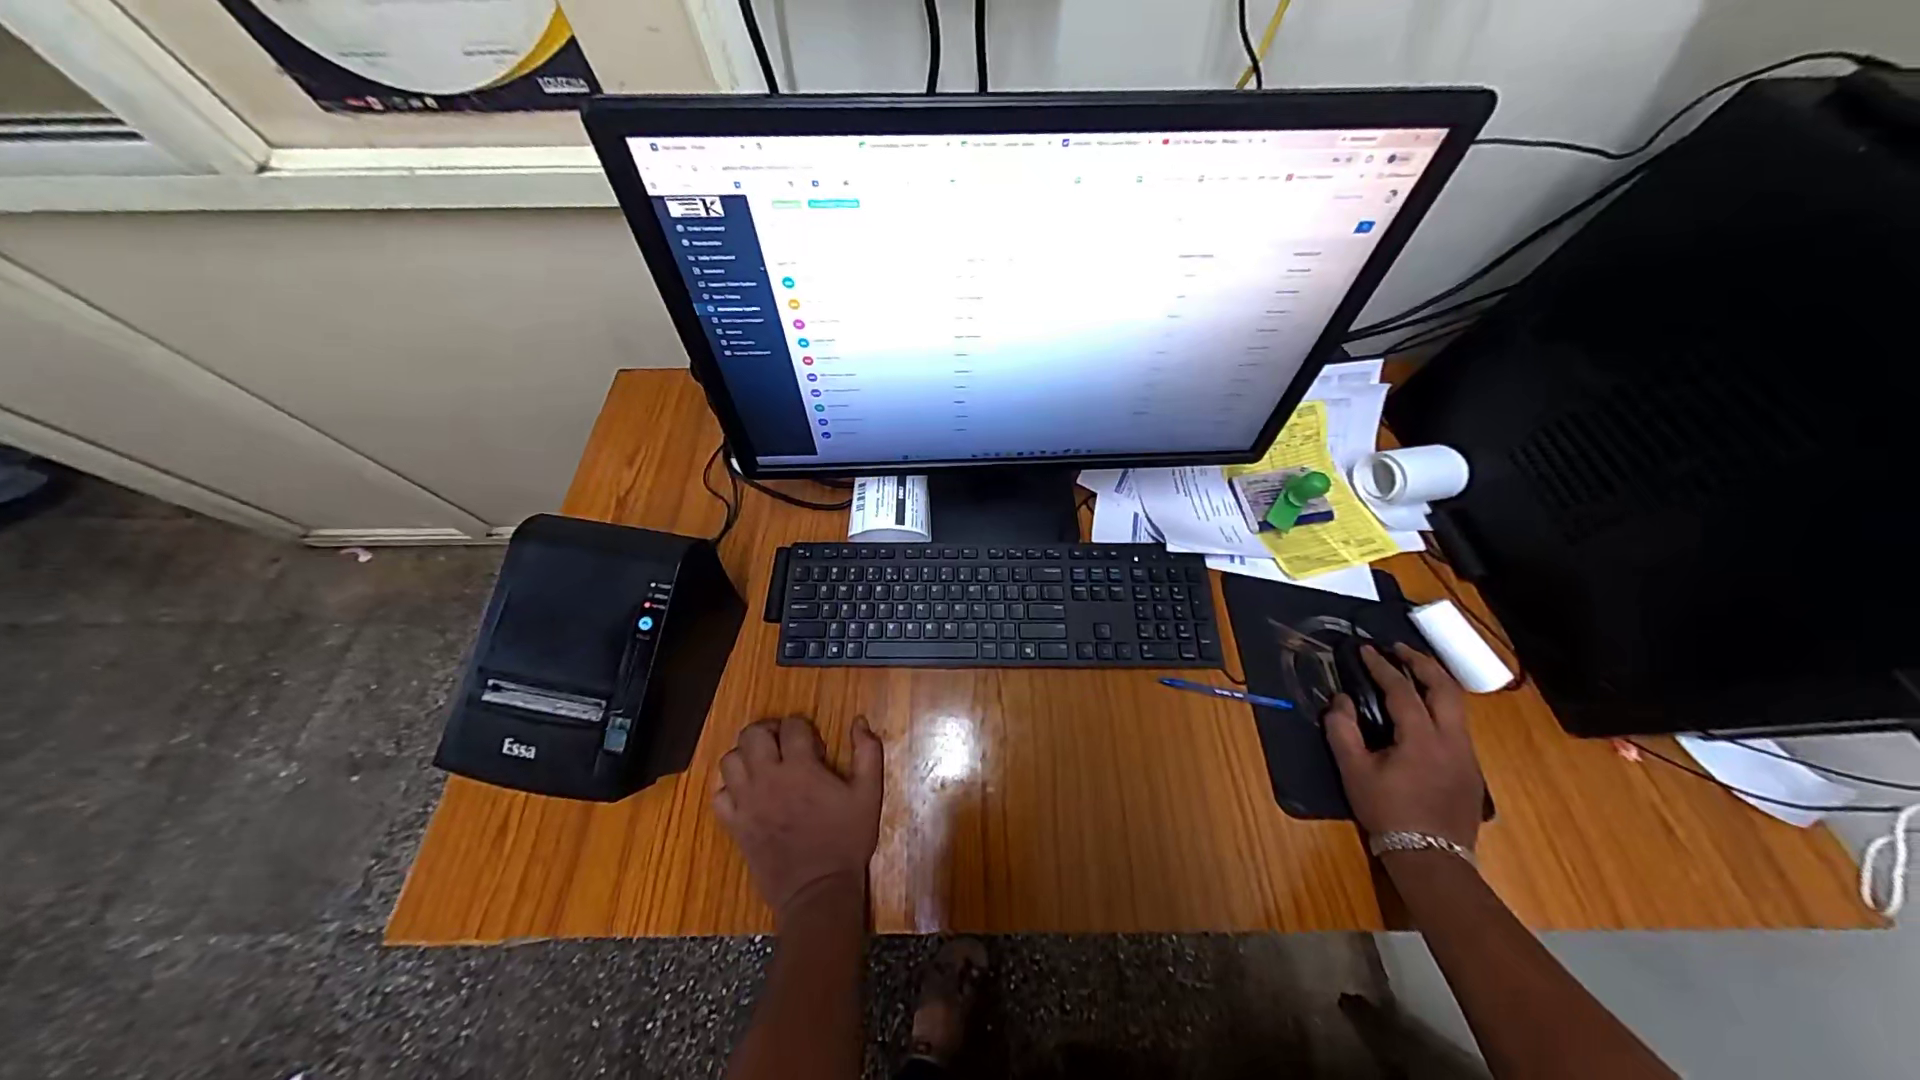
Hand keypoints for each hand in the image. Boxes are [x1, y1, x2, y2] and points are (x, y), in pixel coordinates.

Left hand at [714, 715, 884, 921]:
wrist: (818, 890)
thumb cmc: (846, 841)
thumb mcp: (868, 794)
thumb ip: (867, 753)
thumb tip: (859, 722)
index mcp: (800, 767)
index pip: (792, 725)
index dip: (803, 727)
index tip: (814, 744)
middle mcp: (768, 778)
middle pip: (752, 734)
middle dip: (769, 730)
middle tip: (784, 743)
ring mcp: (746, 802)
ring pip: (729, 760)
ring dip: (746, 755)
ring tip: (764, 764)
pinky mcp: (735, 825)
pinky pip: (718, 795)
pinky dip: (729, 787)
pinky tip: (747, 792)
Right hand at [1324, 643, 1484, 849]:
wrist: (1431, 858)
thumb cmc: (1387, 812)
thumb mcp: (1354, 771)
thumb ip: (1343, 730)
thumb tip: (1341, 700)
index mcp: (1423, 739)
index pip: (1403, 691)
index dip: (1383, 667)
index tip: (1367, 650)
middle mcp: (1453, 741)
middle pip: (1445, 688)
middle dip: (1422, 663)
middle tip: (1399, 649)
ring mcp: (1467, 755)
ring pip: (1458, 705)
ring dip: (1434, 682)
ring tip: (1412, 671)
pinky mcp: (1471, 768)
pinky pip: (1458, 724)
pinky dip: (1440, 704)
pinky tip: (1423, 710)